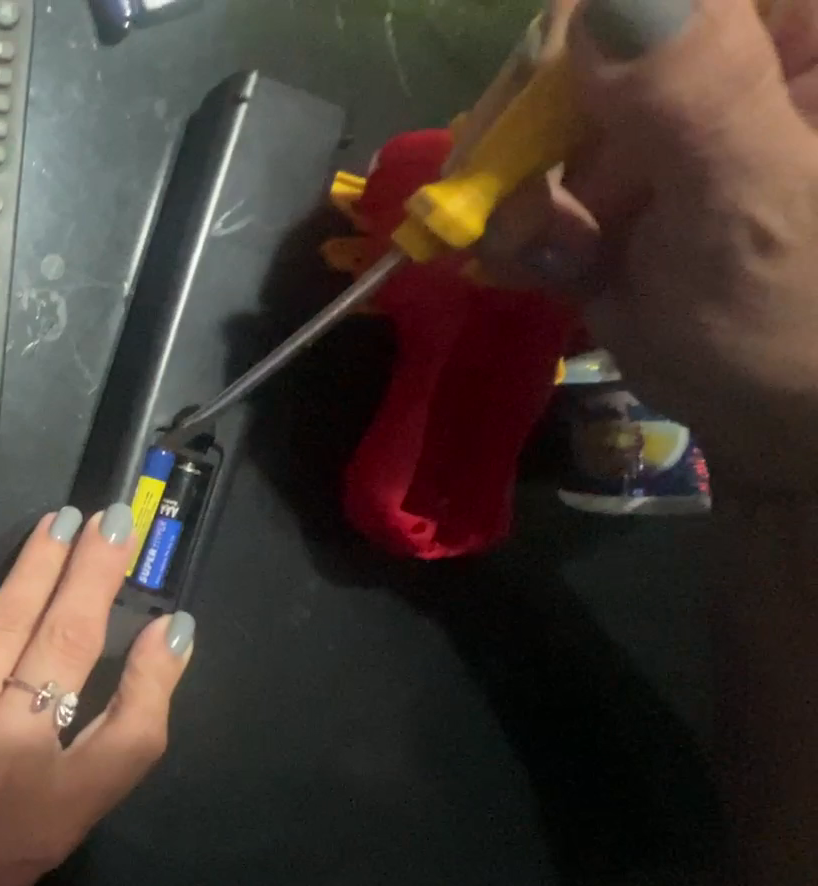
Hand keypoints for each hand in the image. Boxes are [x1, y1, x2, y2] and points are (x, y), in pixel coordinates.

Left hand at [0, 503, 195, 885]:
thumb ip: (62, 786)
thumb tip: (85, 710)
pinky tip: (9, 579)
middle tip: (114, 524)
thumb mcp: (23, 858)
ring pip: (9, 621)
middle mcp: (12, 753)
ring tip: (65, 523)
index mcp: (55, 814)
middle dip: (96, 576)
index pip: (134, 732)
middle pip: (68, 644)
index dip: (160, 676)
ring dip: (40, 565)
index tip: (173, 624)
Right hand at [482, 0, 817, 494]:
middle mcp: (745, 73)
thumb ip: (687, 95)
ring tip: (552, 259)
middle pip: (593, 56)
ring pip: (551, 129)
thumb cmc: (798, 323)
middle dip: (534, 137)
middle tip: (517, 209)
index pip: (666, 2)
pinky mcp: (637, 184)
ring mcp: (685, 131)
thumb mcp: (748, 206)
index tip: (518, 120)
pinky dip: (523, 230)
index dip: (579, 42)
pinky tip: (549, 267)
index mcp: (812, 44)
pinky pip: (544, 182)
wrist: (793, 424)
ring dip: (521, 198)